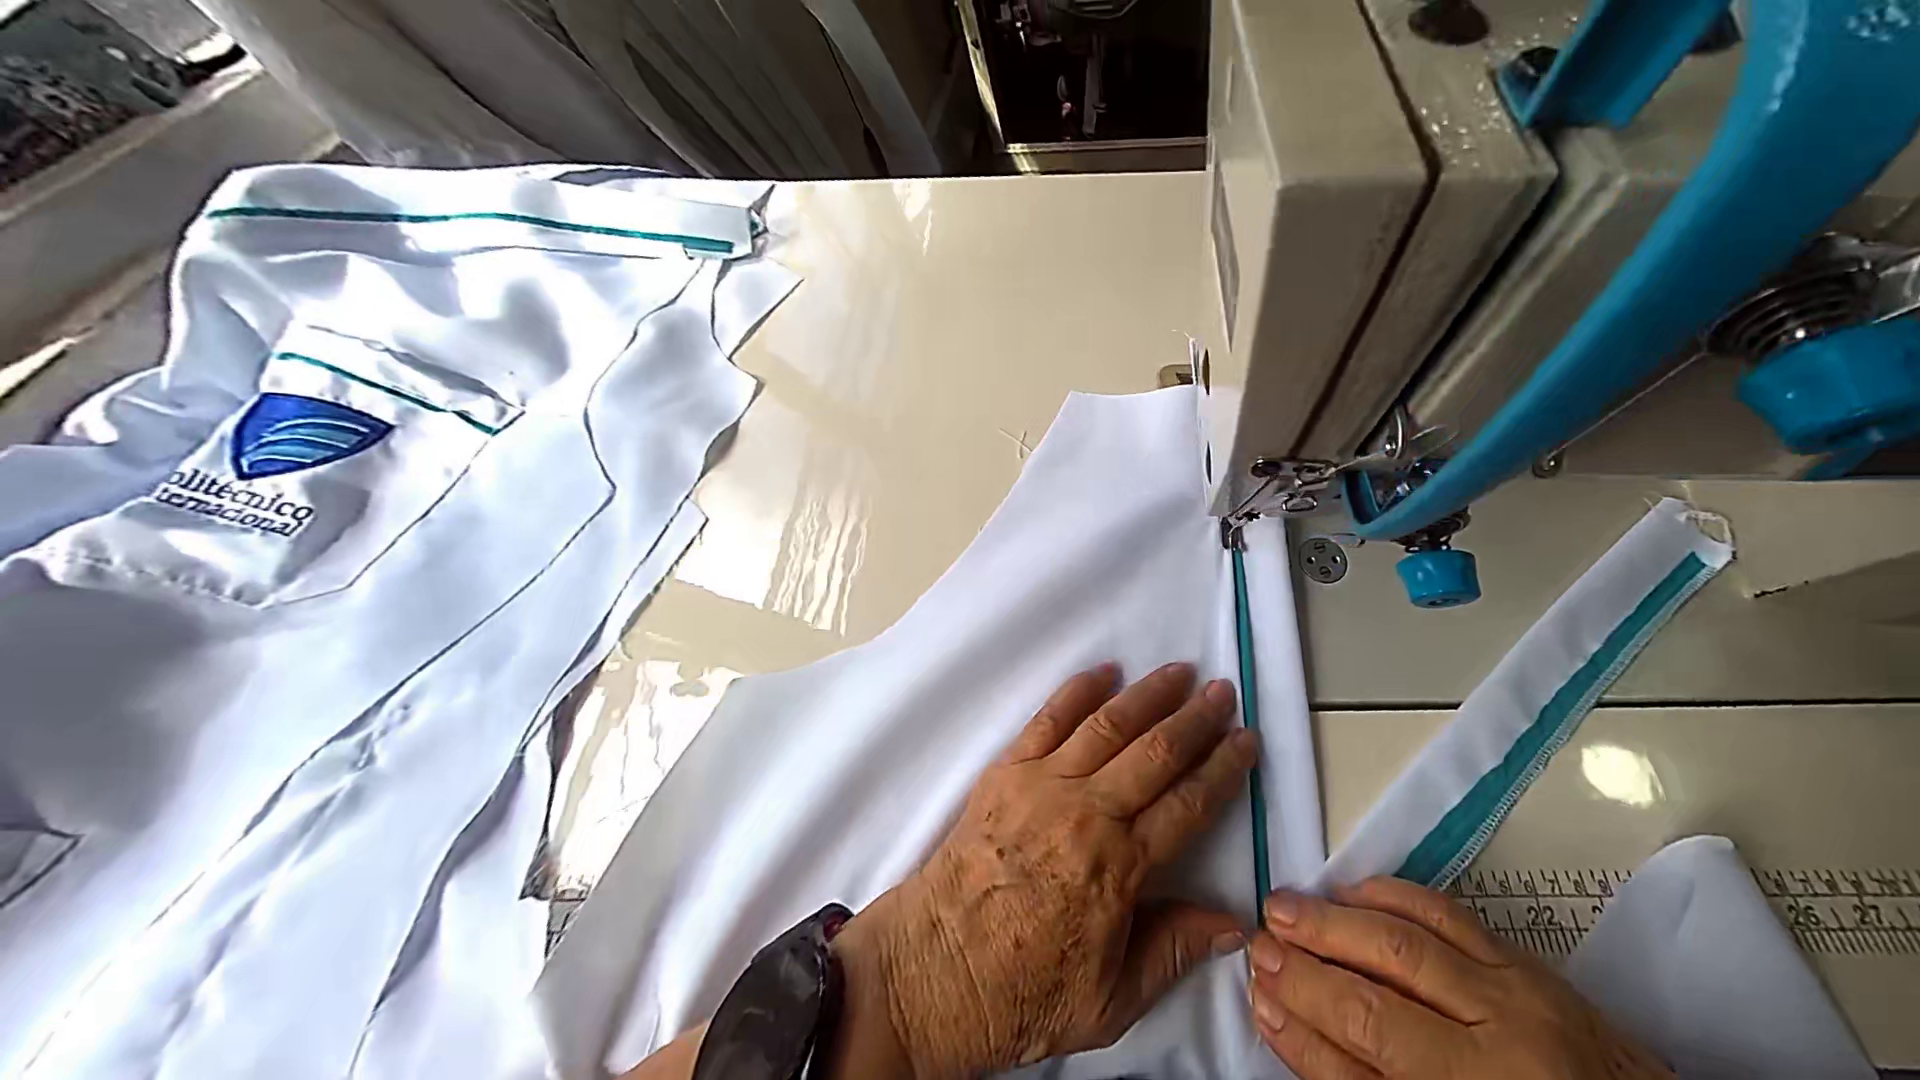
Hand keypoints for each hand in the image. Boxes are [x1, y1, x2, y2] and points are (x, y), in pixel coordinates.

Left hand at [830, 662, 1259, 1078]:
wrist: (934, 968)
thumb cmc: (1023, 991)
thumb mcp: (1112, 999)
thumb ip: (1174, 950)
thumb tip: (1235, 923)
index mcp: (1120, 867)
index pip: (1189, 804)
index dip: (1223, 769)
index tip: (1246, 740)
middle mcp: (1085, 813)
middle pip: (1155, 753)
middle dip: (1195, 720)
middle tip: (1222, 693)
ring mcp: (1041, 785)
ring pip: (1107, 726)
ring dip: (1147, 695)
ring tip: (1178, 673)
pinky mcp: (1004, 772)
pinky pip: (1047, 720)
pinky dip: (1077, 692)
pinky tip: (1103, 673)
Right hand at [1246, 878, 1676, 1079]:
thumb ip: (1357, 1075)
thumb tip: (1281, 1015)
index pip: (1365, 1061)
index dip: (1299, 1028)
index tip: (1256, 993)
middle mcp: (1504, 1056)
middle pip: (1379, 1003)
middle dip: (1306, 969)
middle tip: (1257, 944)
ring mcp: (1520, 998)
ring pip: (1406, 943)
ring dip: (1331, 920)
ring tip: (1281, 907)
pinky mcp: (1527, 961)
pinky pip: (1447, 912)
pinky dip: (1389, 894)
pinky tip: (1347, 890)